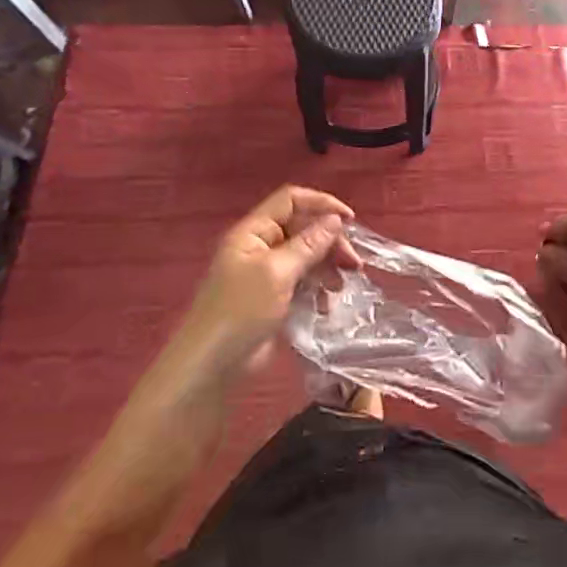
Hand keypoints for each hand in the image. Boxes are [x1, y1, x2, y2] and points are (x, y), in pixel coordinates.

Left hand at [170, 185, 354, 381]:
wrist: (213, 365)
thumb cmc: (241, 311)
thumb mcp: (277, 273)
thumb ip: (308, 244)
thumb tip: (335, 219)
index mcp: (254, 232)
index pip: (291, 200)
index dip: (322, 203)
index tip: (350, 219)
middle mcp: (260, 247)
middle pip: (303, 229)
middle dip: (330, 242)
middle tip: (354, 264)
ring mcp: (267, 274)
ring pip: (307, 257)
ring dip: (327, 267)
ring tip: (341, 287)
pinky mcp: (275, 298)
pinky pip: (303, 282)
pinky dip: (317, 289)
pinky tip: (326, 305)